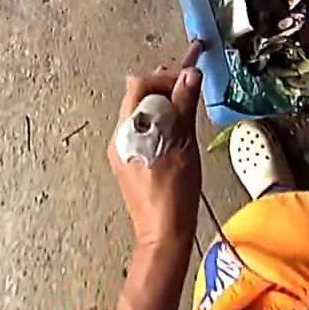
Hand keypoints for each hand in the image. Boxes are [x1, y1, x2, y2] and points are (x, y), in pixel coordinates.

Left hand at [107, 65, 202, 252]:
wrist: (162, 235)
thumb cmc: (176, 194)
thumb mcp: (185, 145)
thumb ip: (184, 106)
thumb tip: (190, 74)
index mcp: (129, 128)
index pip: (140, 85)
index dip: (165, 77)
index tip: (188, 77)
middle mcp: (118, 134)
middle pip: (136, 96)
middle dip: (162, 87)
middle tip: (187, 86)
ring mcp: (119, 148)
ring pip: (138, 112)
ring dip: (160, 103)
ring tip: (184, 104)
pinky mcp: (125, 160)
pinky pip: (138, 129)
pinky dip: (155, 121)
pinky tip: (173, 127)